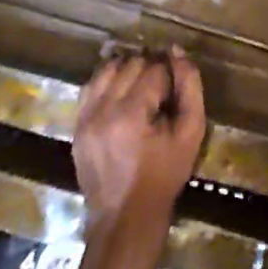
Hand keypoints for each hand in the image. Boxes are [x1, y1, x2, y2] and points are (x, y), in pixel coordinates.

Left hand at [74, 46, 205, 229]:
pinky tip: (121, 93)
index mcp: (130, 114)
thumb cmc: (164, 175)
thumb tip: (178, 51)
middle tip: (162, 91)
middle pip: (130, 65)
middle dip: (150, 70)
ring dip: (128, 71)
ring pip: (107, 70)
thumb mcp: (191, 131)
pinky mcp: (76, 127)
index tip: (176, 93)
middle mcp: (102, 111)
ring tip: (142, 89)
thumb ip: (190, 86)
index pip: (155, 69)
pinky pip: (90, 87)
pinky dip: (108, 82)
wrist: (125, 217)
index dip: (171, 75)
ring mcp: (84, 119)